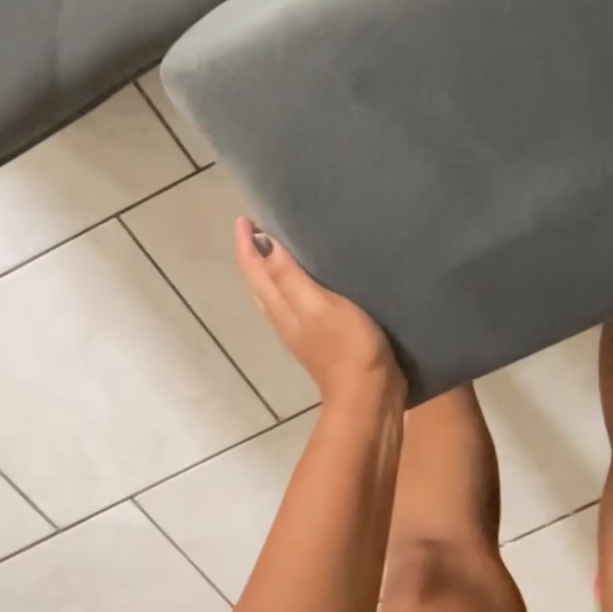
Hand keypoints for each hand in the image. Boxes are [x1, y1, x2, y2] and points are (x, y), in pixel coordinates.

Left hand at [234, 218, 402, 405]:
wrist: (367, 393)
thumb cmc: (345, 344)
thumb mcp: (317, 305)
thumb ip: (290, 276)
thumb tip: (263, 243)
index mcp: (281, 307)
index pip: (254, 270)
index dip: (246, 244)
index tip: (244, 217)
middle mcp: (284, 318)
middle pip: (259, 282)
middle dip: (254, 253)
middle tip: (258, 226)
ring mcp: (301, 330)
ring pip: (274, 294)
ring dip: (270, 269)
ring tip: (279, 245)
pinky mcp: (320, 337)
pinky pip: (294, 303)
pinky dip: (291, 284)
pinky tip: (308, 280)